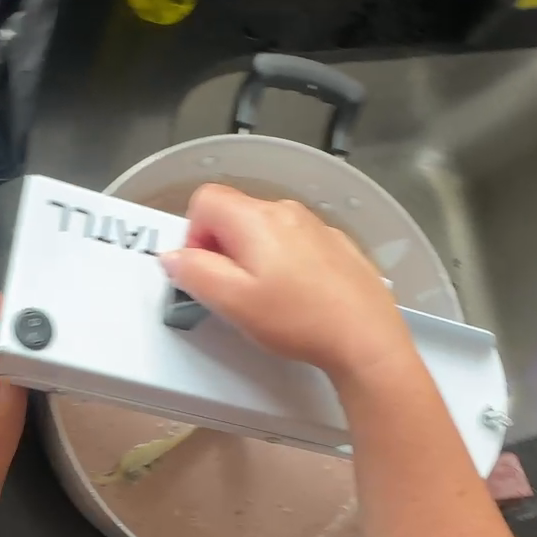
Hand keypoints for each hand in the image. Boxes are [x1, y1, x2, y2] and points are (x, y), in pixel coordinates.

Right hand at [158, 183, 414, 379]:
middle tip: (231, 293)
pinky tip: (293, 299)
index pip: (204, 200)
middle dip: (221, 249)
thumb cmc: (299, 320)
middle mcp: (286, 211)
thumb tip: (172, 257)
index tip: (203, 272)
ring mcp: (314, 226)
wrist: (363, 336)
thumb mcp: (233, 302)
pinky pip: (293, 245)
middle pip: (234, 213)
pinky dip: (282, 265)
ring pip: (264, 230)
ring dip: (252, 258)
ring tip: (263, 300)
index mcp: (256, 219)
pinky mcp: (334, 246)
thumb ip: (194, 273)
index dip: (192, 236)